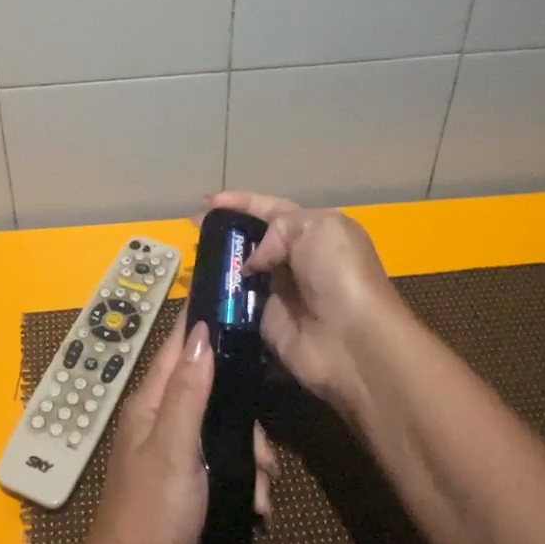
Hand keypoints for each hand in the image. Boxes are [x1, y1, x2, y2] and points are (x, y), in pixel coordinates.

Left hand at [53, 321, 279, 543]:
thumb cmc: (154, 510)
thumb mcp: (174, 447)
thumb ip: (187, 391)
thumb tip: (201, 331)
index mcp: (150, 403)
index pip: (178, 346)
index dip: (203, 323)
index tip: (235, 303)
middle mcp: (158, 418)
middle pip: (209, 391)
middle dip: (244, 418)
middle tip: (267, 455)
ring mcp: (170, 450)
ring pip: (220, 429)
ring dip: (249, 456)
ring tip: (265, 489)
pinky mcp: (183, 479)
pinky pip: (220, 462)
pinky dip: (242, 479)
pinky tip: (256, 505)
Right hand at [206, 191, 403, 407]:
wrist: (353, 342)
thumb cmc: (340, 275)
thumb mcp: (318, 228)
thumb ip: (278, 228)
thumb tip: (254, 260)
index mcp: (316, 231)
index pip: (272, 210)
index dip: (242, 202)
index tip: (208, 201)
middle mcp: (297, 260)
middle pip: (253, 240)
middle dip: (224, 232)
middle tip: (193, 228)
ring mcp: (280, 292)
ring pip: (240, 270)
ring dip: (216, 262)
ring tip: (191, 254)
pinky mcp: (265, 322)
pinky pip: (234, 303)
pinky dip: (216, 295)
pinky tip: (196, 286)